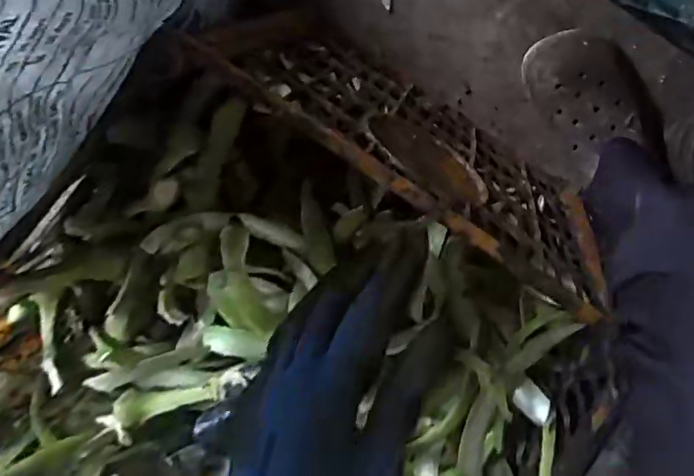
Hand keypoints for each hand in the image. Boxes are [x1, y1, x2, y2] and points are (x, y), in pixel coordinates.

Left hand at [227, 248, 454, 475]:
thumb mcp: (380, 463)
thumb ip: (407, 392)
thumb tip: (445, 323)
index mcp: (326, 387)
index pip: (369, 312)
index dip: (396, 274)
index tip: (419, 240)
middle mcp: (290, 376)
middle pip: (330, 305)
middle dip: (366, 268)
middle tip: (395, 241)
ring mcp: (264, 390)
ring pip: (300, 317)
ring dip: (335, 285)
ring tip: (362, 263)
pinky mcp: (249, 409)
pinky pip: (280, 342)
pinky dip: (307, 315)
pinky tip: (317, 316)